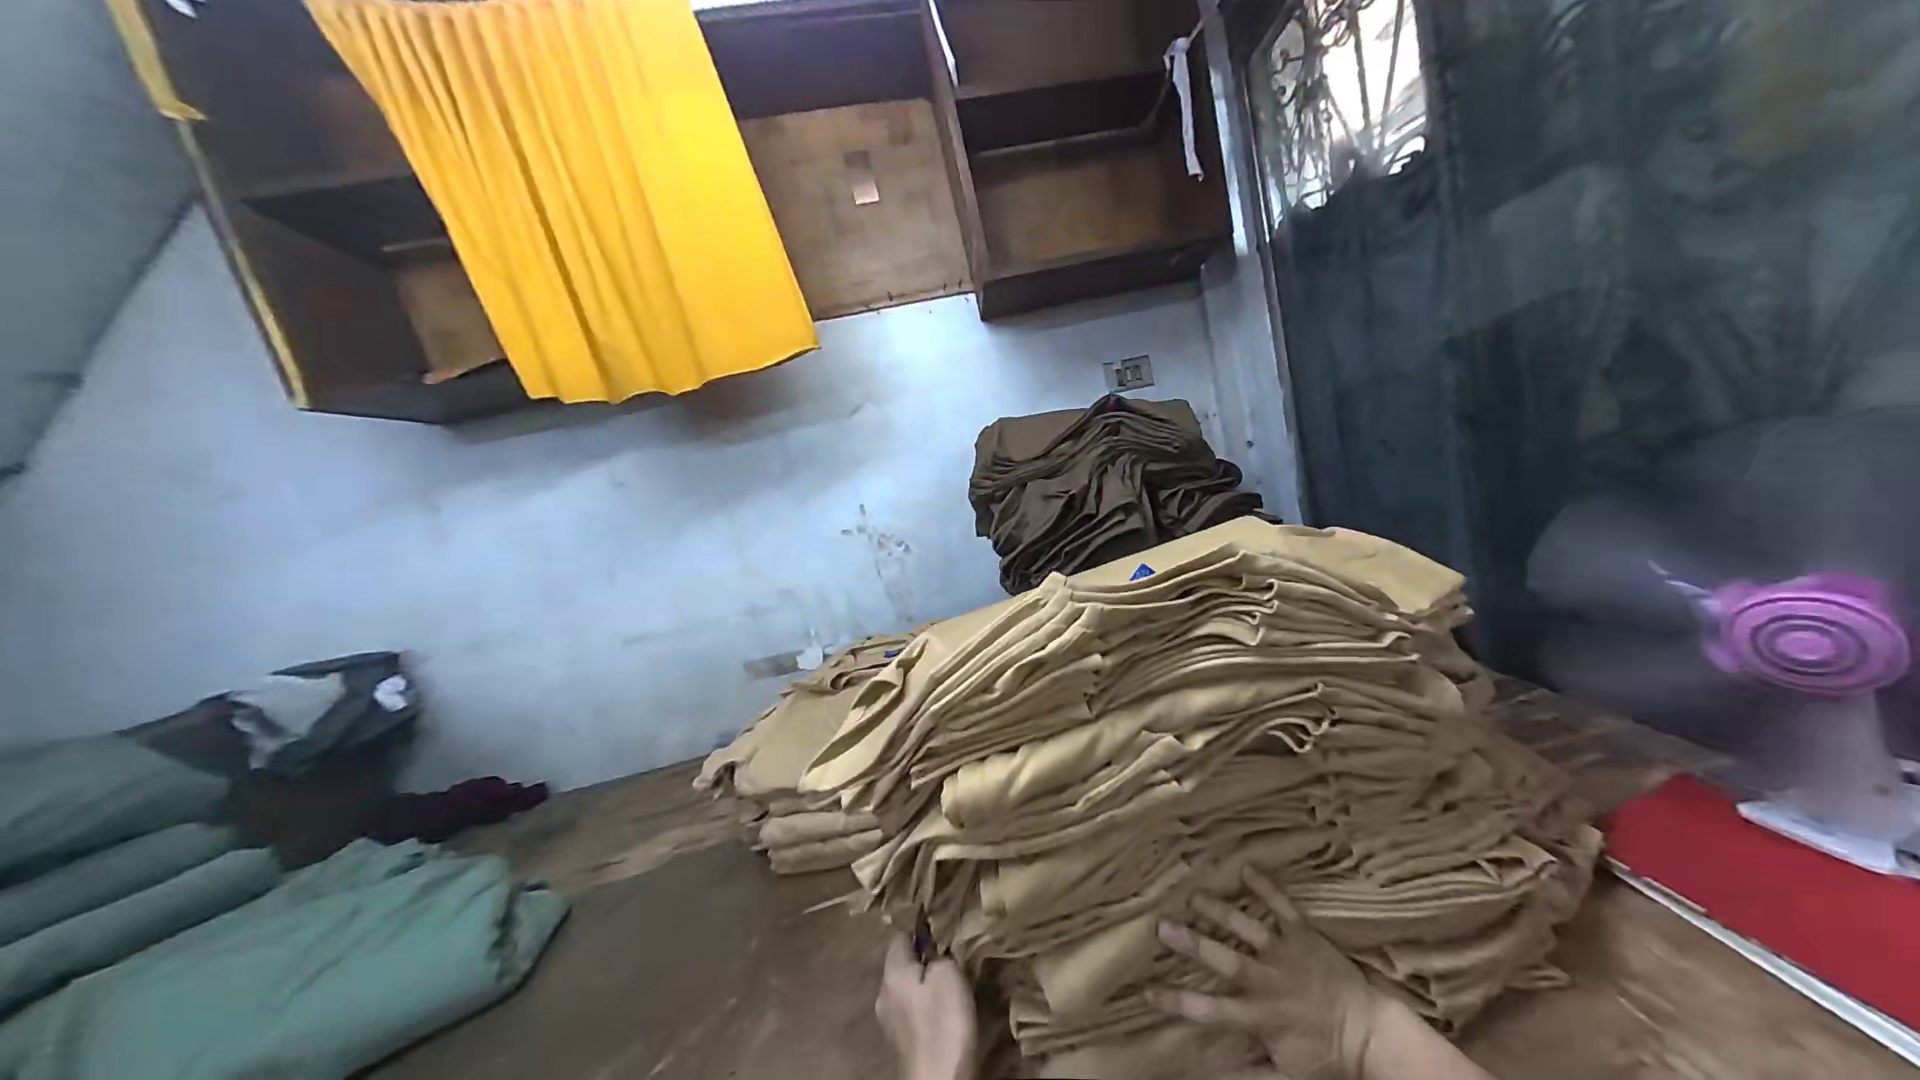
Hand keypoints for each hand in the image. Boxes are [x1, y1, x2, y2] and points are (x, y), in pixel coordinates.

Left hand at [876, 933, 977, 1079]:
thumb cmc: (943, 1022)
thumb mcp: (949, 974)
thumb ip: (939, 954)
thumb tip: (933, 950)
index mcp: (891, 972)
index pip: (900, 936)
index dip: (919, 929)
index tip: (939, 927)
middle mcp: (883, 993)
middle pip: (900, 963)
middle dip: (921, 958)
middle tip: (947, 955)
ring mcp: (888, 1020)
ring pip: (905, 988)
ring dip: (922, 984)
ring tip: (947, 983)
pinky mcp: (899, 1042)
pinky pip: (910, 1011)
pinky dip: (923, 1006)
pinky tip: (940, 1011)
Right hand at [1148, 867, 1381, 1079]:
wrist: (1374, 1038)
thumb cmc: (1328, 1059)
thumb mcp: (1286, 1076)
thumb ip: (1248, 1074)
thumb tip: (1207, 1073)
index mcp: (1259, 1015)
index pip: (1210, 1009)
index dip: (1177, 1001)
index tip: (1147, 992)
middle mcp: (1267, 980)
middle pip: (1223, 959)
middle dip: (1191, 942)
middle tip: (1161, 925)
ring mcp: (1285, 953)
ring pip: (1246, 927)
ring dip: (1219, 910)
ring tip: (1193, 895)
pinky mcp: (1304, 935)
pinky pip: (1283, 907)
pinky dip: (1265, 887)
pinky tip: (1245, 867)